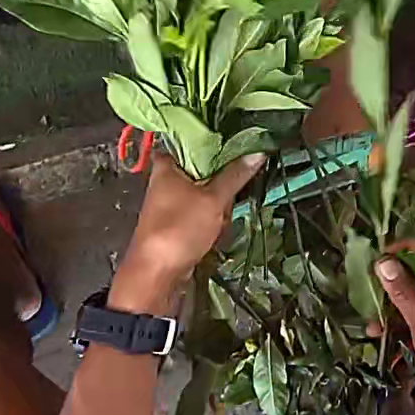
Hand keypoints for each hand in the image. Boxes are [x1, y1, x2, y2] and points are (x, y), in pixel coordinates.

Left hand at [118, 152, 264, 295]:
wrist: (157, 273)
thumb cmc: (179, 228)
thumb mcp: (213, 199)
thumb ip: (236, 175)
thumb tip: (257, 151)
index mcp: (167, 164)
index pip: (192, 140)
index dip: (215, 144)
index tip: (236, 148)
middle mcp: (166, 179)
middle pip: (205, 170)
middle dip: (222, 185)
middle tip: (227, 196)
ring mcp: (172, 201)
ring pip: (207, 193)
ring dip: (218, 207)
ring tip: (219, 221)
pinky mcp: (178, 220)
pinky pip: (202, 211)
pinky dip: (211, 220)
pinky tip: (215, 231)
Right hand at [375, 241, 414, 413]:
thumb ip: (403, 292)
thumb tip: (383, 261)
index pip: (412, 249)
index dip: (388, 253)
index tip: (365, 268)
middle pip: (407, 272)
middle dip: (384, 284)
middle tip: (362, 301)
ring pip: (409, 295)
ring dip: (389, 307)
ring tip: (371, 327)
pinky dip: (400, 321)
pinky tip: (384, 335)